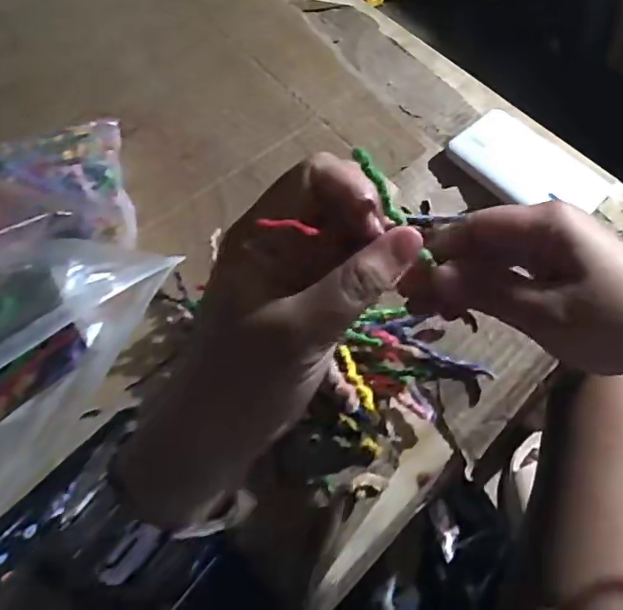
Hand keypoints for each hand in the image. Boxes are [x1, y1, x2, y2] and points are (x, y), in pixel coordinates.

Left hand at [115, 154, 424, 527]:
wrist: (208, 447)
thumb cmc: (241, 384)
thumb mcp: (302, 331)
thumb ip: (358, 282)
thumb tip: (413, 235)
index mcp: (263, 232)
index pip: (315, 175)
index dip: (353, 188)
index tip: (379, 227)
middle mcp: (284, 237)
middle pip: (340, 196)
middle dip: (374, 215)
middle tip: (397, 253)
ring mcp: (302, 263)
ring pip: (354, 228)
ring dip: (383, 241)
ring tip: (403, 273)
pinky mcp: (319, 289)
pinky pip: (357, 259)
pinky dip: (380, 266)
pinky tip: (396, 285)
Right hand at [398, 202, 622, 378]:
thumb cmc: (611, 324)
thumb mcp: (544, 313)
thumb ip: (488, 291)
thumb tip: (433, 278)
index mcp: (547, 221)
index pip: (478, 225)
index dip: (440, 250)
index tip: (406, 280)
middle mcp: (551, 221)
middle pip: (488, 238)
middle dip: (453, 268)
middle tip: (419, 305)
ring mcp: (561, 242)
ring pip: (502, 254)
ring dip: (472, 279)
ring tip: (440, 311)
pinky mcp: (568, 263)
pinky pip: (522, 266)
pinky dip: (497, 285)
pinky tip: (477, 307)